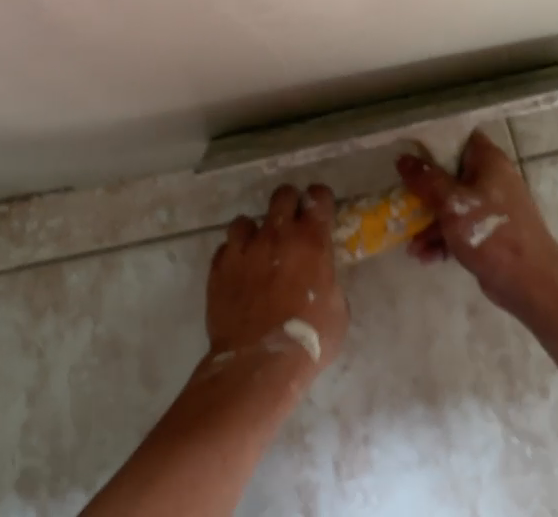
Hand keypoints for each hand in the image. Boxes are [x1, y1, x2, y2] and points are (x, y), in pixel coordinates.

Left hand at [206, 184, 348, 375]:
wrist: (259, 362)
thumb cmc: (309, 339)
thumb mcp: (338, 309)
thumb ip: (329, 280)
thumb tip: (321, 275)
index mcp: (311, 241)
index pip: (318, 197)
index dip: (319, 200)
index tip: (319, 210)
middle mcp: (276, 235)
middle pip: (282, 195)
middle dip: (288, 205)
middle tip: (291, 226)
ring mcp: (244, 249)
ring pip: (246, 220)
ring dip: (255, 232)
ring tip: (259, 251)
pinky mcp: (219, 267)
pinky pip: (226, 248)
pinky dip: (234, 255)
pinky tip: (239, 273)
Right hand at [397, 129, 557, 322]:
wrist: (531, 283)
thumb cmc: (492, 233)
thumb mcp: (453, 204)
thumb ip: (426, 180)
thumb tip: (403, 158)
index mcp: (488, 161)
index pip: (458, 138)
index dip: (432, 142)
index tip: (407, 152)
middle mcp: (490, 179)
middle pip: (449, 174)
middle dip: (423, 190)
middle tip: (400, 199)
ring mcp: (489, 208)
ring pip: (450, 205)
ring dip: (428, 222)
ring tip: (411, 244)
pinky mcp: (487, 233)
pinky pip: (457, 229)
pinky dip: (441, 239)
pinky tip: (424, 257)